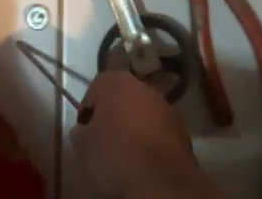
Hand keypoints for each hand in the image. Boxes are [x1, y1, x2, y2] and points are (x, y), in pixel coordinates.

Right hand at [71, 71, 207, 198]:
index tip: (85, 133)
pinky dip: (151, 140)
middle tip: (105, 141)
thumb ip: (80, 131)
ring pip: (142, 113)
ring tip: (127, 152)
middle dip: (113, 117)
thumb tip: (84, 130)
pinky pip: (159, 131)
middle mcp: (141, 85)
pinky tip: (145, 159)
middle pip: (120, 99)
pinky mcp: (181, 128)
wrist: (160, 180)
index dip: (87, 113)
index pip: (94, 92)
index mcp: (114, 81)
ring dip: (134, 127)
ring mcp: (165, 105)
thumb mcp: (82, 146)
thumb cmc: (115, 154)